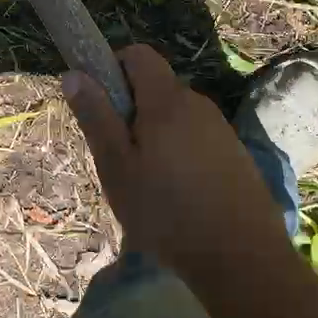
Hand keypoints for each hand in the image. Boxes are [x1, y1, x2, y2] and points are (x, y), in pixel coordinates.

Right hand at [62, 45, 284, 279]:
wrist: (244, 263)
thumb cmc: (167, 212)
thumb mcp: (117, 167)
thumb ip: (96, 116)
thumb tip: (73, 73)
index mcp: (166, 100)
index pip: (139, 54)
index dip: (114, 68)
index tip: (102, 105)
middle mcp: (198, 104)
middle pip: (157, 88)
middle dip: (133, 110)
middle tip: (120, 156)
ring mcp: (223, 131)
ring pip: (177, 117)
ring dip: (157, 136)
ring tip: (148, 184)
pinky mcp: (238, 158)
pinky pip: (198, 140)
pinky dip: (182, 155)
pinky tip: (180, 197)